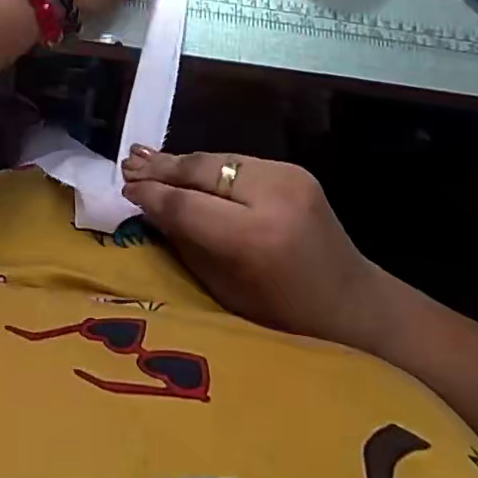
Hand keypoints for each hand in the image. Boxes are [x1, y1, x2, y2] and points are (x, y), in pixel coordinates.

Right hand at [120, 146, 397, 349]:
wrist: (354, 306)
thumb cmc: (284, 319)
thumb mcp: (224, 290)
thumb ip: (186, 241)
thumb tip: (147, 204)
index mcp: (256, 237)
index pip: (187, 203)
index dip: (151, 193)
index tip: (122, 187)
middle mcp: (275, 195)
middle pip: (202, 170)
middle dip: (163, 168)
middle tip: (128, 163)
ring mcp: (290, 176)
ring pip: (219, 159)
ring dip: (184, 163)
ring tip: (147, 158)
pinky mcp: (296, 170)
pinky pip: (238, 163)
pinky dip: (210, 167)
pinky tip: (187, 168)